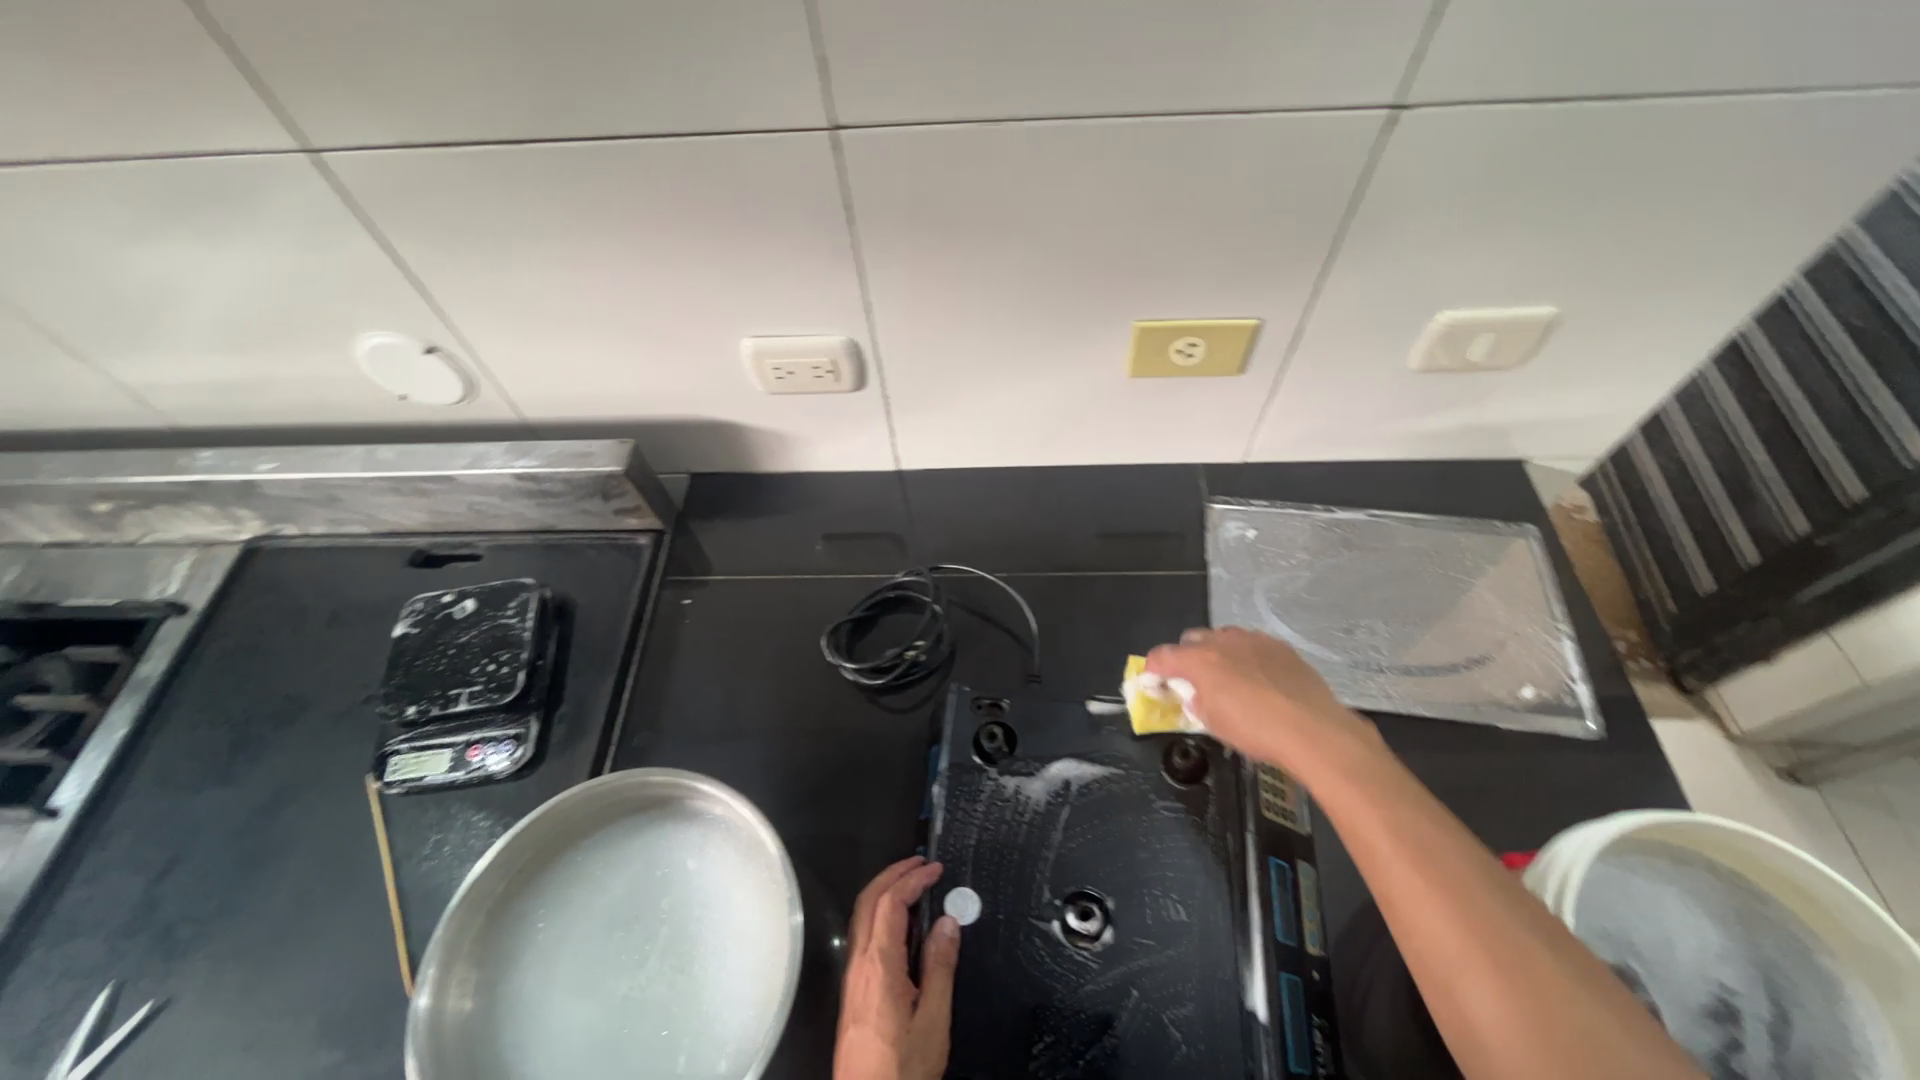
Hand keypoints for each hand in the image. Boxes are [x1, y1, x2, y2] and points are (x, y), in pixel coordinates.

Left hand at [834, 856, 960, 1079]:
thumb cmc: (902, 1068)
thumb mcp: (933, 1019)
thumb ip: (940, 967)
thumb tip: (947, 923)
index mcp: (879, 966)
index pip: (891, 903)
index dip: (912, 879)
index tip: (934, 868)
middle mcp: (859, 964)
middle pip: (868, 901)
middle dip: (893, 873)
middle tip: (920, 864)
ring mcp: (852, 977)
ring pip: (862, 917)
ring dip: (884, 892)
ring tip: (912, 885)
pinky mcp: (853, 991)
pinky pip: (863, 936)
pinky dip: (881, 914)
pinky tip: (901, 925)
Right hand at [1145, 627, 1381, 772]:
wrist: (1312, 728)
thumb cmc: (1255, 731)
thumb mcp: (1213, 723)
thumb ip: (1196, 702)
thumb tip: (1195, 695)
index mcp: (1199, 661)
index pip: (1161, 656)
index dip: (1152, 669)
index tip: (1153, 682)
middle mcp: (1222, 642)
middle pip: (1191, 640)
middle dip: (1186, 657)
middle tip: (1192, 682)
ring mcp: (1253, 640)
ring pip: (1223, 637)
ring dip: (1216, 653)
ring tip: (1228, 677)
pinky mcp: (1279, 646)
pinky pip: (1252, 644)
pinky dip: (1245, 656)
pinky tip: (1258, 678)